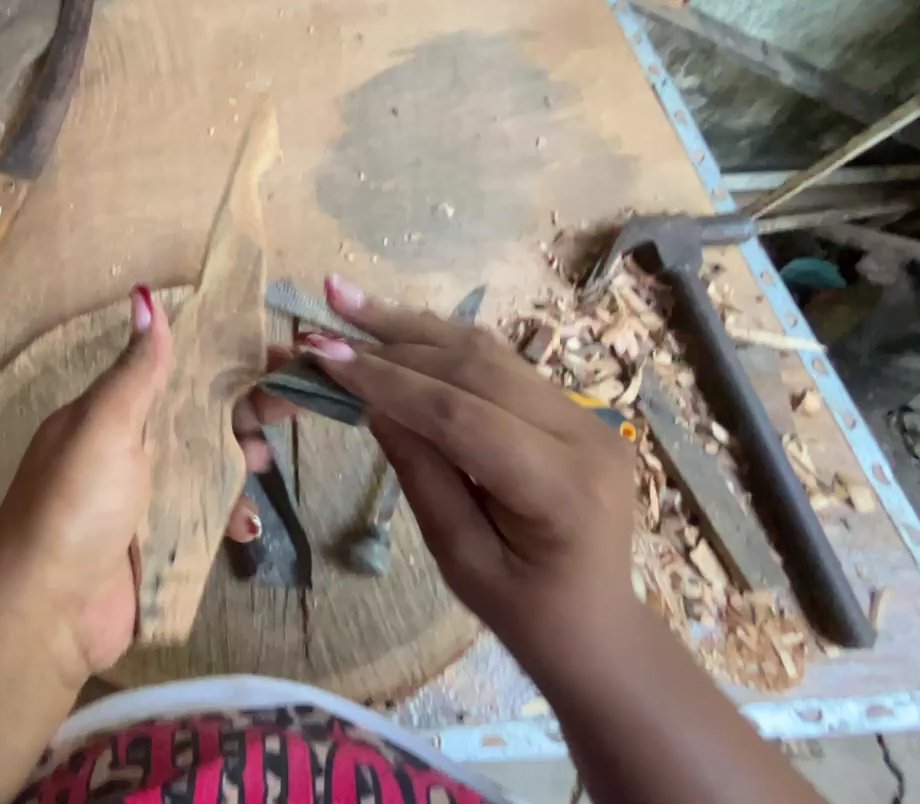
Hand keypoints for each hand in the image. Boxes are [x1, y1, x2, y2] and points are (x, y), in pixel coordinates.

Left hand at [0, 287, 276, 675]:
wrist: (46, 609)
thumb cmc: (75, 504)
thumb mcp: (104, 426)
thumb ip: (135, 370)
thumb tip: (143, 294)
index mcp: (111, 413)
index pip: (176, 372)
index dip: (223, 360)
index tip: (275, 355)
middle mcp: (128, 449)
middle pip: (197, 417)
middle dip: (244, 410)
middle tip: (291, 407)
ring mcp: (143, 499)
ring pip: (206, 468)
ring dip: (240, 462)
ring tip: (264, 463)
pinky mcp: (157, 543)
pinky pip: (203, 519)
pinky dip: (228, 517)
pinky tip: (244, 526)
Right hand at [294, 274, 636, 656]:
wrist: (596, 619)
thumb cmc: (523, 608)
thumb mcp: (459, 556)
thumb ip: (420, 473)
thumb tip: (371, 403)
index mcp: (561, 489)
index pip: (460, 416)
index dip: (387, 382)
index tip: (323, 358)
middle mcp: (584, 436)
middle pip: (473, 368)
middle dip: (389, 342)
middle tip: (322, 323)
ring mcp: (583, 413)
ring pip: (483, 351)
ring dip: (408, 325)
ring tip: (344, 300)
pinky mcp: (568, 404)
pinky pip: (494, 360)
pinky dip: (434, 339)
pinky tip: (390, 322)